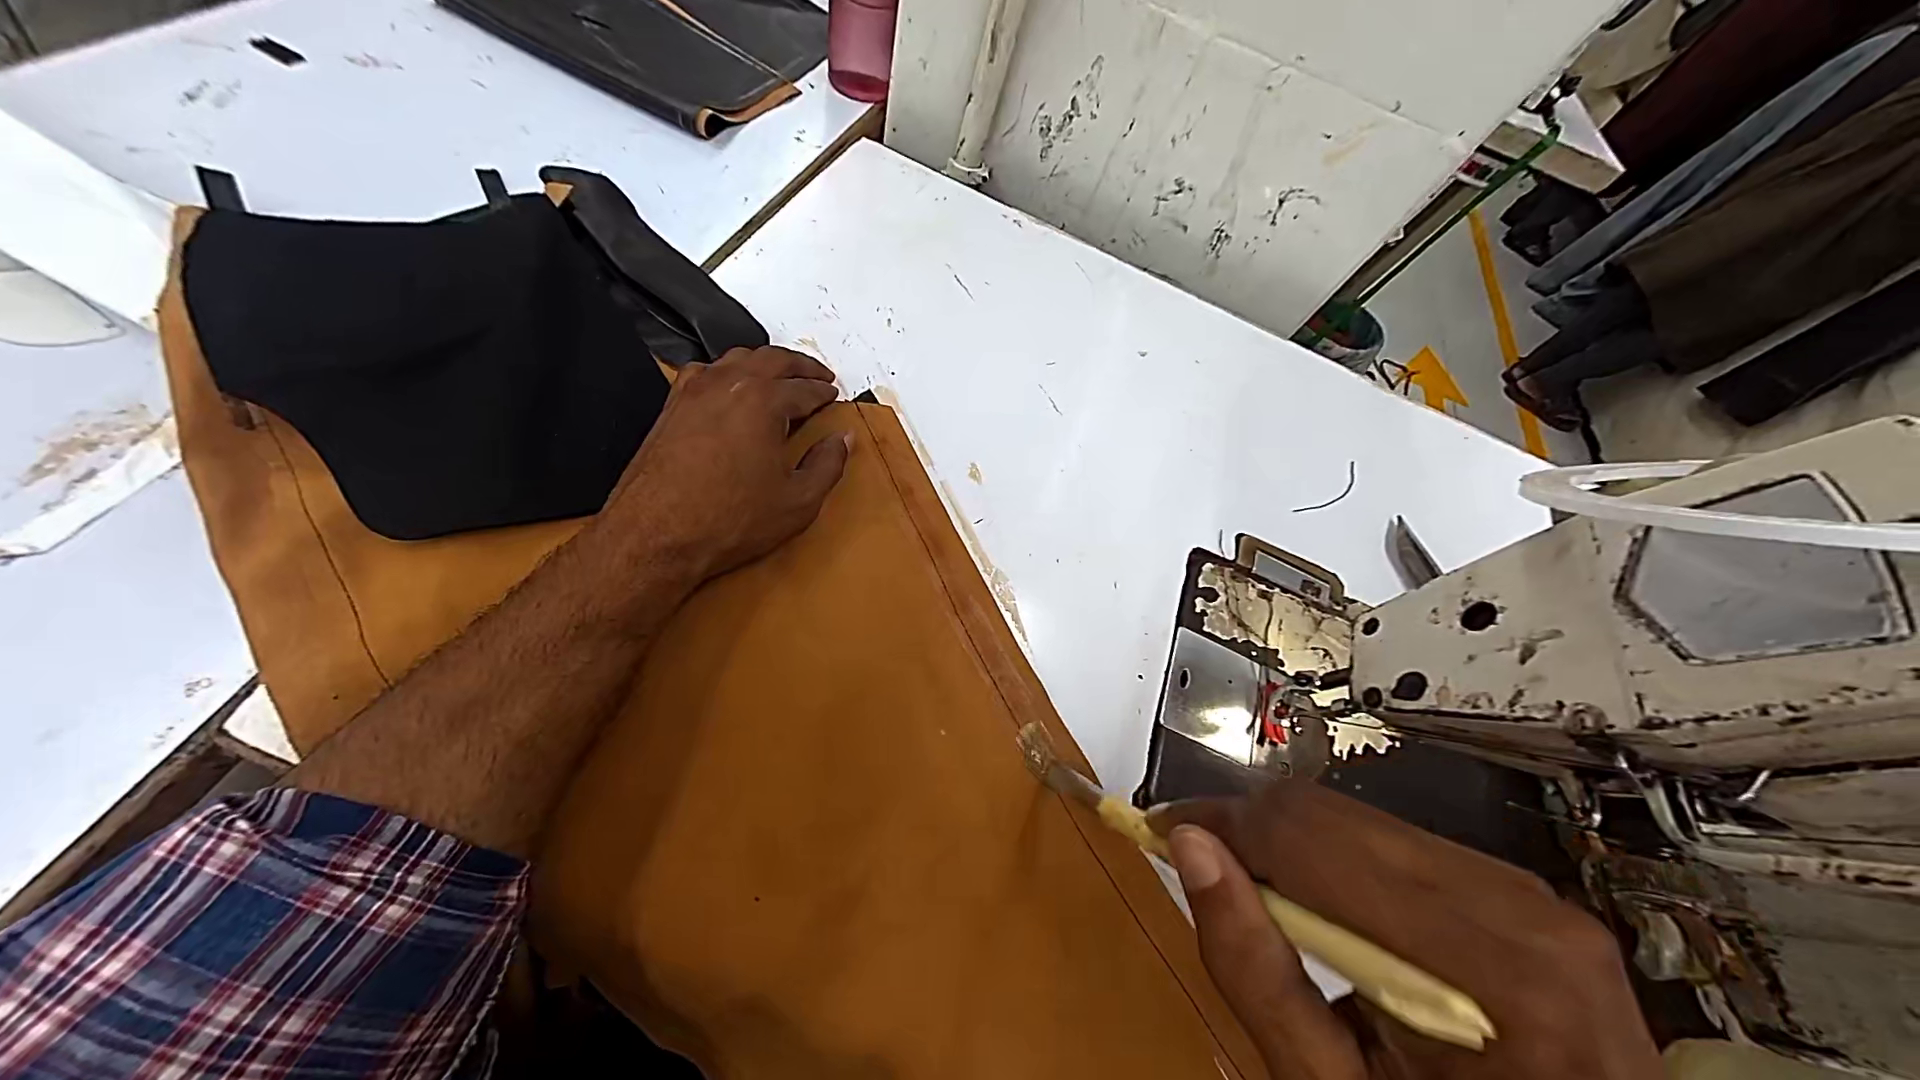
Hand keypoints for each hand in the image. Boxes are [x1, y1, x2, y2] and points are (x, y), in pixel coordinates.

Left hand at [592, 346, 849, 586]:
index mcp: (764, 401)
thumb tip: (841, 442)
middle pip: (773, 359)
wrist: (657, 535)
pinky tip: (731, 387)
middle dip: (800, 366)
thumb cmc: (724, 520)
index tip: (832, 396)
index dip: (824, 392)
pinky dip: (727, 372)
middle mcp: (728, 385)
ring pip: (737, 358)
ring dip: (765, 362)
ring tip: (781, 376)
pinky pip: (705, 373)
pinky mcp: (671, 408)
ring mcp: (695, 393)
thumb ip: (828, 465)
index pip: (805, 388)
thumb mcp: (799, 501)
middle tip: (817, 375)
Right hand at [1152, 781, 1662, 1079]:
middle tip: (1201, 864)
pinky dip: (1333, 857)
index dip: (1221, 822)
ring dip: (1287, 844)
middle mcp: (1521, 913)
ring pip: (1353, 815)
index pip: (1306, 836)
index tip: (1165, 829)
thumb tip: (1191, 850)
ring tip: (1260, 898)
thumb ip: (1254, 969)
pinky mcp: (1519, 893)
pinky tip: (1320, 906)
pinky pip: (1390, 838)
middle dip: (1248, 830)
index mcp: (1491, 975)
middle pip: (1328, 814)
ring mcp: (1529, 897)